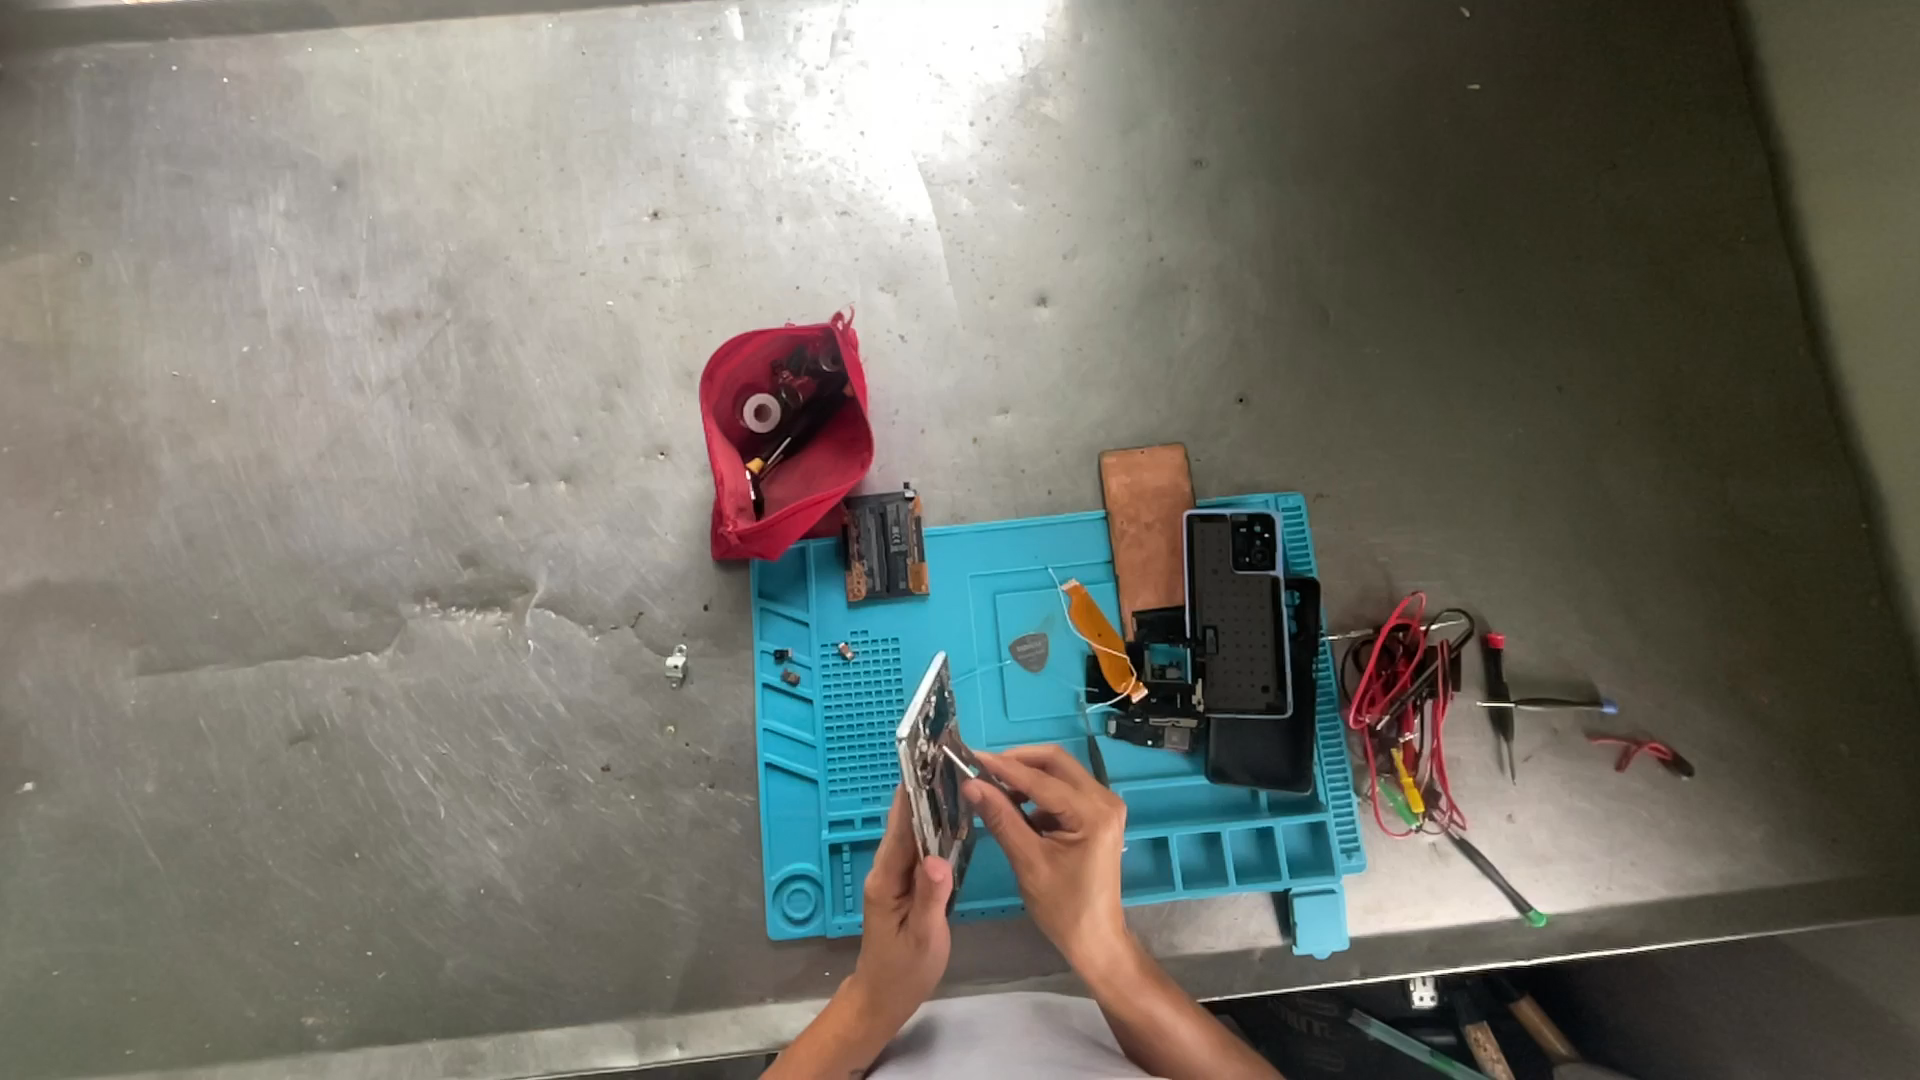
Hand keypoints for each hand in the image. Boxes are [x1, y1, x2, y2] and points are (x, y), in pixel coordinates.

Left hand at [849, 785, 954, 1023]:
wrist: (884, 999)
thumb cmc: (904, 972)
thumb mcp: (924, 938)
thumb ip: (931, 897)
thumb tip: (940, 858)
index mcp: (886, 879)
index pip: (901, 828)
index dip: (913, 795)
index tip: (928, 763)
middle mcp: (886, 869)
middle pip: (904, 822)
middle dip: (924, 791)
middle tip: (951, 761)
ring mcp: (893, 874)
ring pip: (911, 832)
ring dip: (929, 806)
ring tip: (956, 778)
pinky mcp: (904, 881)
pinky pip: (917, 846)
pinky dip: (933, 827)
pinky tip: (952, 817)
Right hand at [964, 744, 1131, 975]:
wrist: (1096, 940)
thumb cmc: (1064, 908)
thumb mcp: (1028, 862)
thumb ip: (1001, 818)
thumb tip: (972, 785)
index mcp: (1092, 813)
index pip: (1041, 779)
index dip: (1004, 767)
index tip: (971, 758)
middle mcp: (1104, 799)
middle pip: (1055, 762)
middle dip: (1017, 762)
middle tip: (984, 770)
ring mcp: (1104, 805)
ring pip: (1059, 772)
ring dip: (1027, 776)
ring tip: (994, 789)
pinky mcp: (1098, 814)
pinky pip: (1064, 789)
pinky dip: (1038, 792)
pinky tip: (1016, 808)